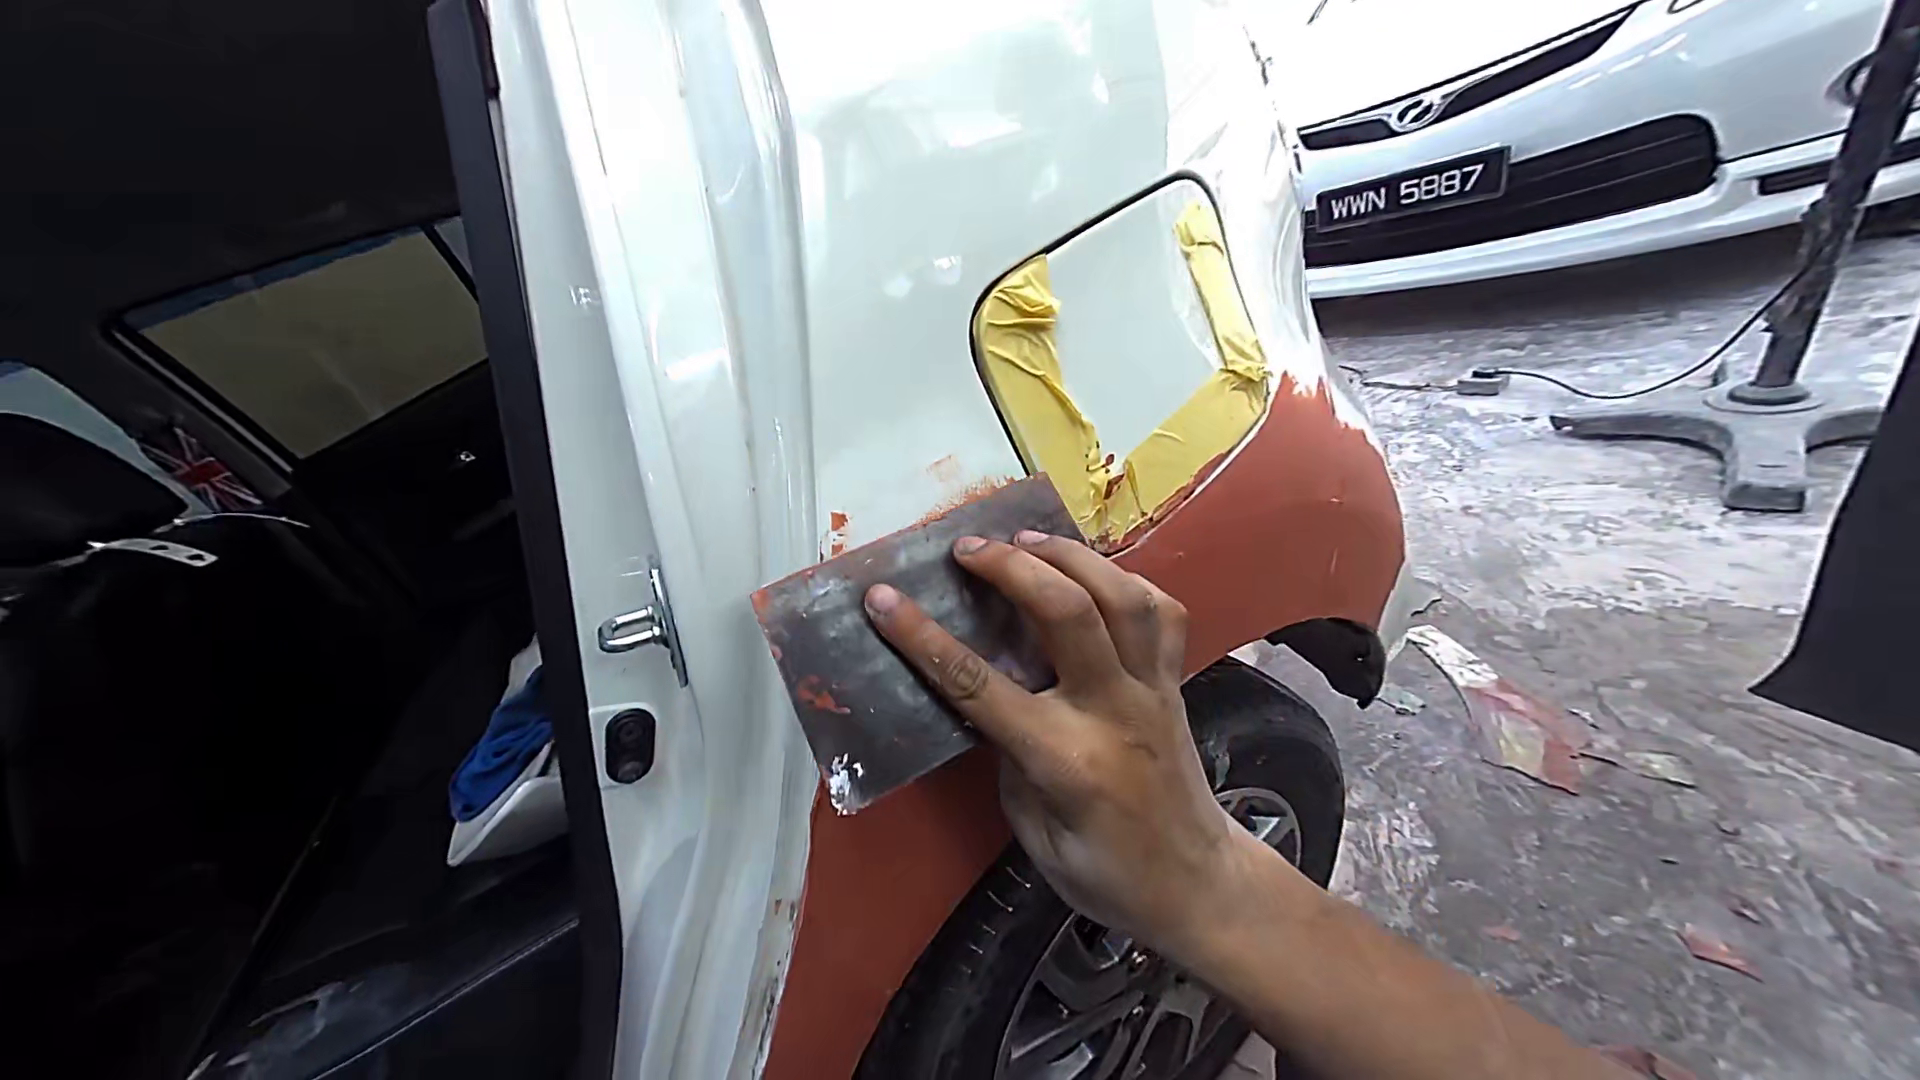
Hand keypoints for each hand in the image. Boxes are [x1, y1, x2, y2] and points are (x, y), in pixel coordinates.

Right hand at [862, 530, 1281, 960]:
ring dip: (1070, 556)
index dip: (921, 637)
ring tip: (1027, 538)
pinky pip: (1161, 610)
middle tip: (969, 547)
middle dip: (1010, 567)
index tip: (882, 599)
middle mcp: (1112, 708)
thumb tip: (989, 696)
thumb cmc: (1104, 873)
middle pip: (1065, 612)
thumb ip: (1010, 756)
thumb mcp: (1034, 830)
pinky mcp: (1177, 680)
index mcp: (1064, 758)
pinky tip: (1093, 572)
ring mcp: (1154, 687)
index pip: (977, 684)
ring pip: (1121, 597)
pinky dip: (1125, 579)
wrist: (1197, 885)